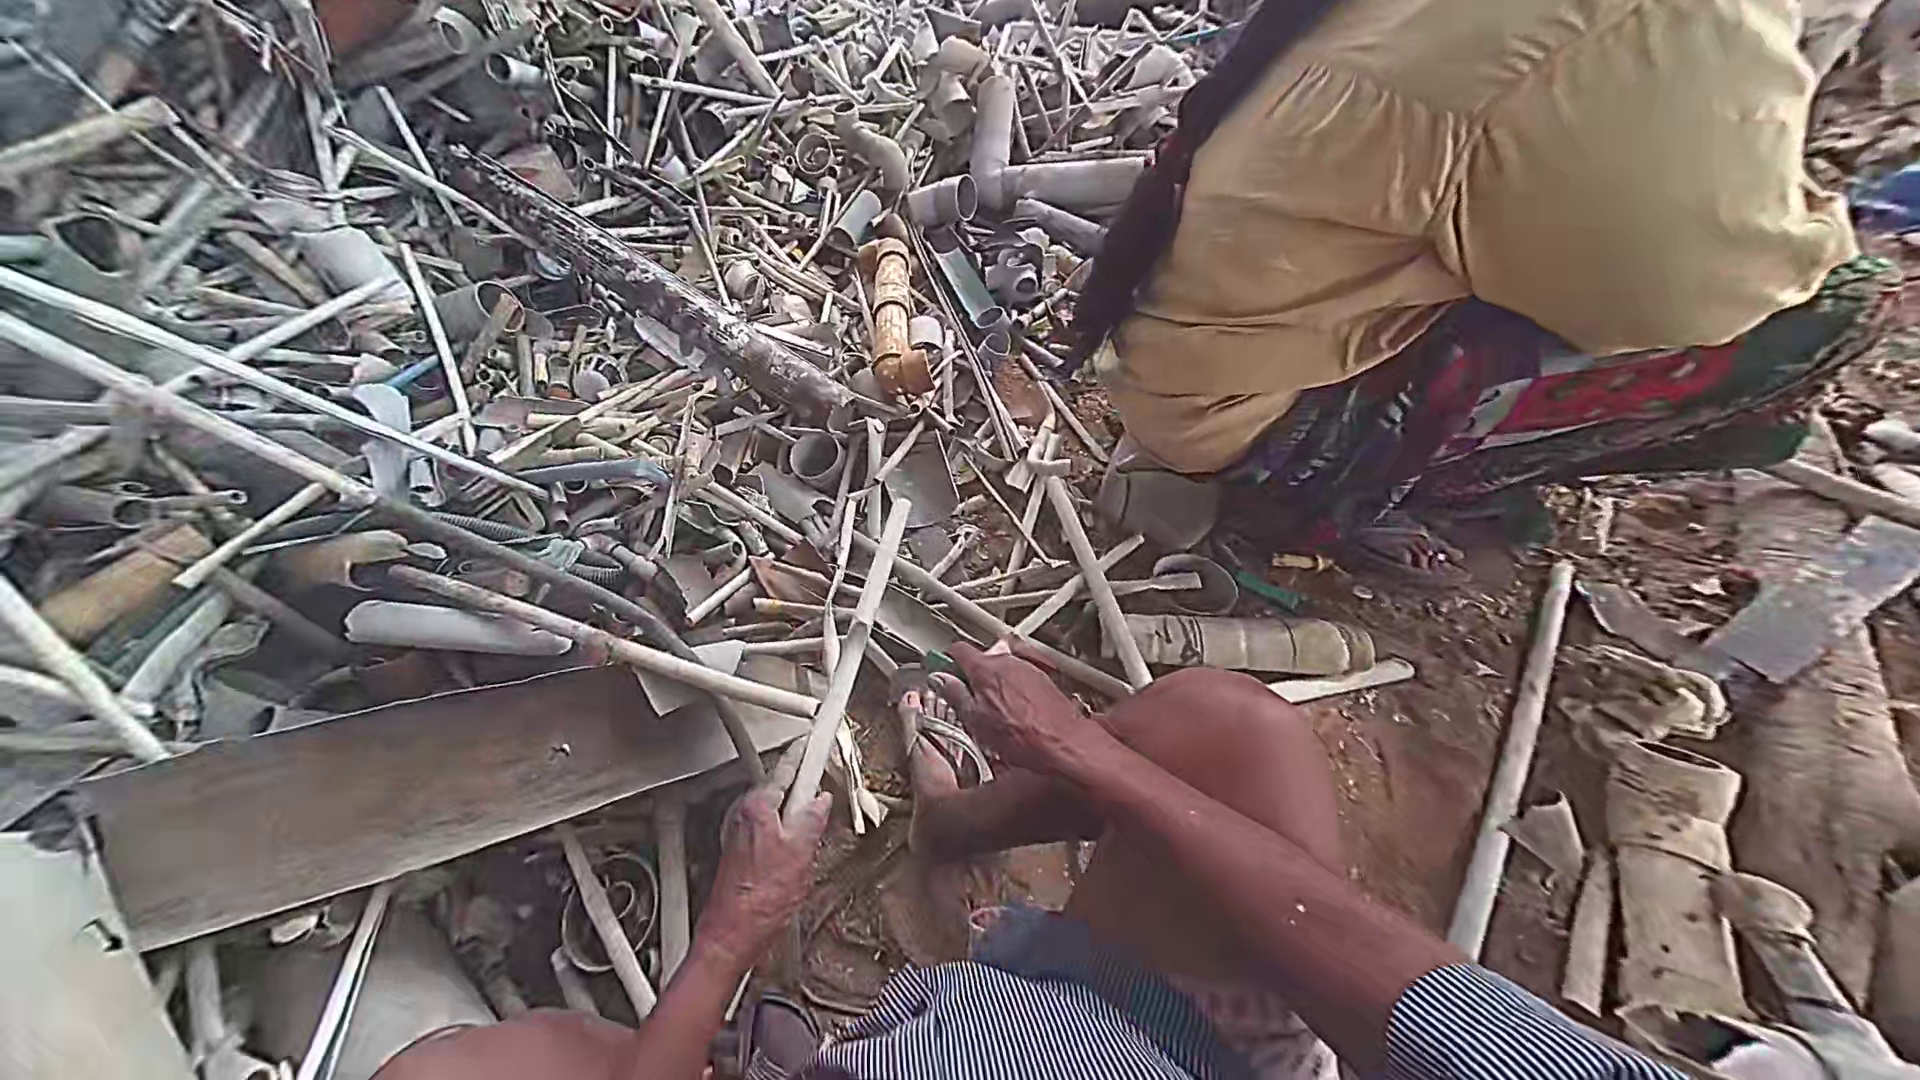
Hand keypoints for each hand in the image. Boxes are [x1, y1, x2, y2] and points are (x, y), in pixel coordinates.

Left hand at [697, 766, 830, 965]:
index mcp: (758, 805)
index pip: (789, 765)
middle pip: (784, 789)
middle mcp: (744, 812)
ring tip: (802, 854)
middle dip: (804, 800)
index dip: (809, 752)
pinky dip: (783, 839)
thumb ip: (813, 818)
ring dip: (794, 823)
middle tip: (819, 820)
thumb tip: (821, 799)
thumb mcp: (802, 852)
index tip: (819, 736)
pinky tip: (789, 866)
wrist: (730, 938)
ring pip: (778, 812)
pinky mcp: (739, 849)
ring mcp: (739, 831)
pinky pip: (769, 831)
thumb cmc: (759, 901)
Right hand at [938, 639, 1104, 774]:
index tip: (943, 673)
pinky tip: (1016, 716)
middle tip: (968, 702)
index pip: (959, 650)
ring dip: (995, 685)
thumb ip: (956, 695)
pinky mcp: (1044, 680)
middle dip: (973, 677)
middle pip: (982, 660)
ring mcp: (1029, 669)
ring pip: (1003, 670)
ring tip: (995, 714)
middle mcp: (1009, 661)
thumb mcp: (976, 720)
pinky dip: (1014, 692)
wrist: (1064, 745)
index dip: (948, 662)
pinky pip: (1021, 679)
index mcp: (986, 668)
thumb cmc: (1024, 737)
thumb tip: (942, 681)